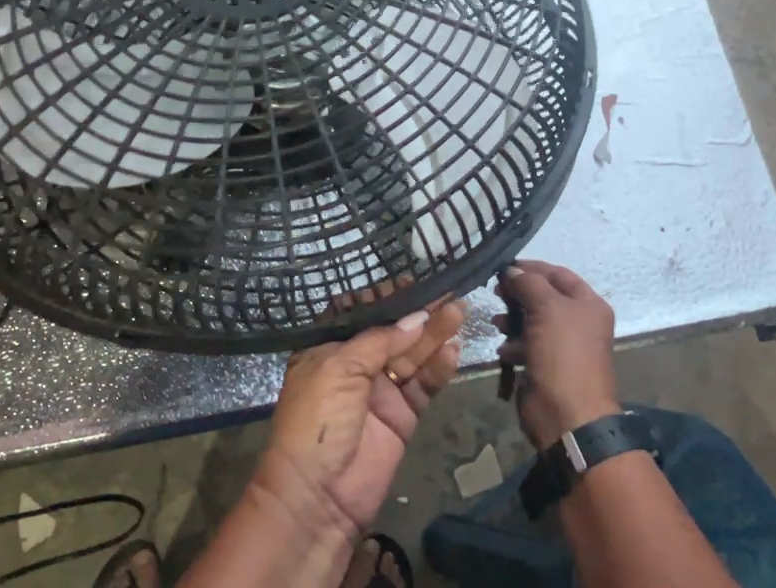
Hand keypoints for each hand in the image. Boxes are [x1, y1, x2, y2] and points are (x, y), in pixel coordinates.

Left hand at [259, 298, 466, 533]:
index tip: (414, 278)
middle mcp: (355, 365)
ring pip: (412, 355)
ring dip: (434, 334)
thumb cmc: (317, 422)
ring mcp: (380, 390)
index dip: (385, 295)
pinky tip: (453, 351)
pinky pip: (423, 385)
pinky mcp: (402, 415)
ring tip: (458, 311)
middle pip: (392, 332)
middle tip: (449, 292)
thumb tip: (416, 317)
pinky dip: (439, 368)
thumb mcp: (338, 369)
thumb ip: (379, 341)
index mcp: (327, 348)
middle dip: (419, 312)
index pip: (359, 312)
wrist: (318, 497)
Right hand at [496, 261, 620, 449]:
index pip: (558, 274)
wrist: (567, 415)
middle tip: (495, 292)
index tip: (504, 266)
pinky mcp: (547, 367)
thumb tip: (511, 270)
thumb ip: (529, 283)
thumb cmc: (563, 354)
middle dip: (519, 294)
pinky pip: (527, 346)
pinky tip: (504, 350)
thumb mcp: (547, 308)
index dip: (532, 268)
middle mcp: (578, 322)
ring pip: (532, 322)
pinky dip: (513, 344)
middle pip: (544, 297)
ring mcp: (563, 346)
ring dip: (512, 319)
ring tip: (497, 323)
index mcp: (588, 304)